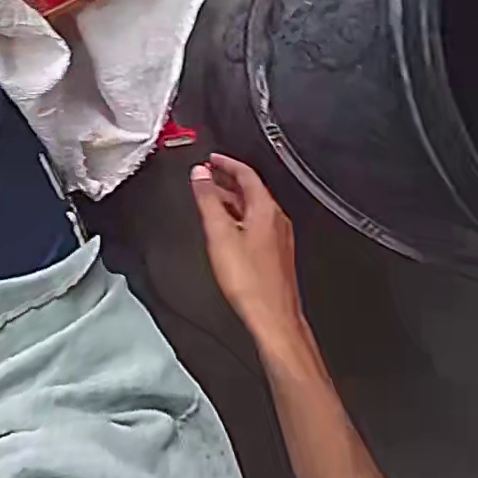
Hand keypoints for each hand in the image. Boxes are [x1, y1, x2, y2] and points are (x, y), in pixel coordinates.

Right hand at [190, 153, 311, 358]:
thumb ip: (208, 200)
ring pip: (252, 207)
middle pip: (250, 190)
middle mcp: (276, 221)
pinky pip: (255, 224)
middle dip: (227, 180)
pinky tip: (225, 227)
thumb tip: (200, 174)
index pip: (246, 174)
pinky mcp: (274, 254)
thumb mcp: (220, 233)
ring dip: (231, 198)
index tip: (212, 158)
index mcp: (265, 210)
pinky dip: (237, 216)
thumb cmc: (251, 282)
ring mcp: (277, 238)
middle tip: (208, 174)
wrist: (273, 319)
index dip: (227, 163)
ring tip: (211, 196)